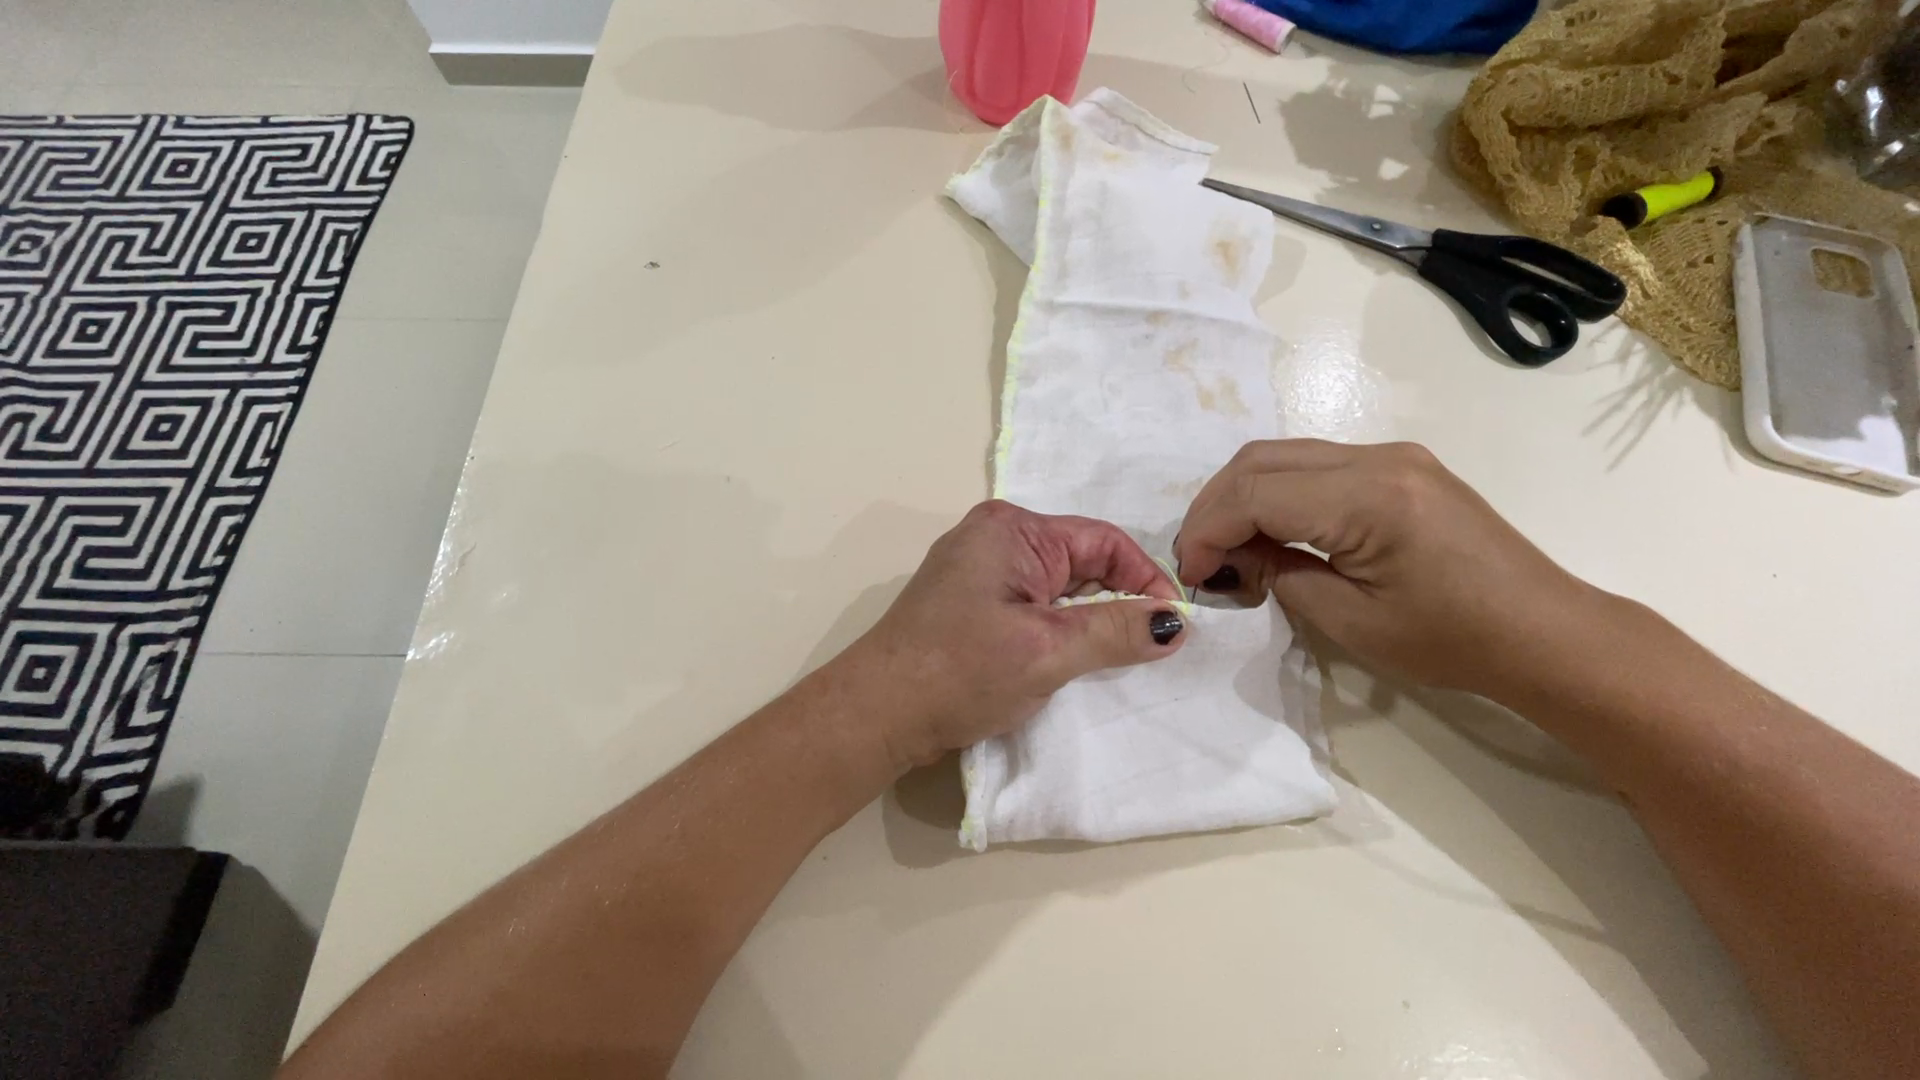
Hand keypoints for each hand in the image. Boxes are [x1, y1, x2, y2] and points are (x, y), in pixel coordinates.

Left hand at [846, 501, 1186, 771]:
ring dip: (1087, 619)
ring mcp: (977, 570)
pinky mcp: (969, 602)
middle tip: (1147, 647)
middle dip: (1117, 601)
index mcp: (1012, 530)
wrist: (877, 712)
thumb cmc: (961, 672)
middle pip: (1080, 561)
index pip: (1103, 541)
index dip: (1145, 580)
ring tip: (1111, 657)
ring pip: (1057, 587)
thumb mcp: (1048, 650)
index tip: (1172, 626)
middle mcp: (994, 538)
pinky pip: (1031, 604)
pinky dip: (1057, 628)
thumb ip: (1115, 631)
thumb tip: (1175, 622)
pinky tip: (1068, 658)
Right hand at [1173, 440, 1599, 699]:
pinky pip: (1312, 467)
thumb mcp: (1350, 621)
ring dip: (1239, 498)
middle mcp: (1378, 458)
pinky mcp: (1397, 467)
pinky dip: (1274, 494)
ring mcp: (1391, 456)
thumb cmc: (1453, 641)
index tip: (1191, 576)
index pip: (1255, 492)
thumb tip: (1233, 557)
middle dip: (1213, 508)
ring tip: (1225, 550)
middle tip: (1199, 561)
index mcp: (1370, 498)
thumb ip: (1280, 574)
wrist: (1544, 633)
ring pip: (1281, 456)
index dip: (1207, 531)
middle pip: (1259, 460)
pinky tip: (1267, 533)